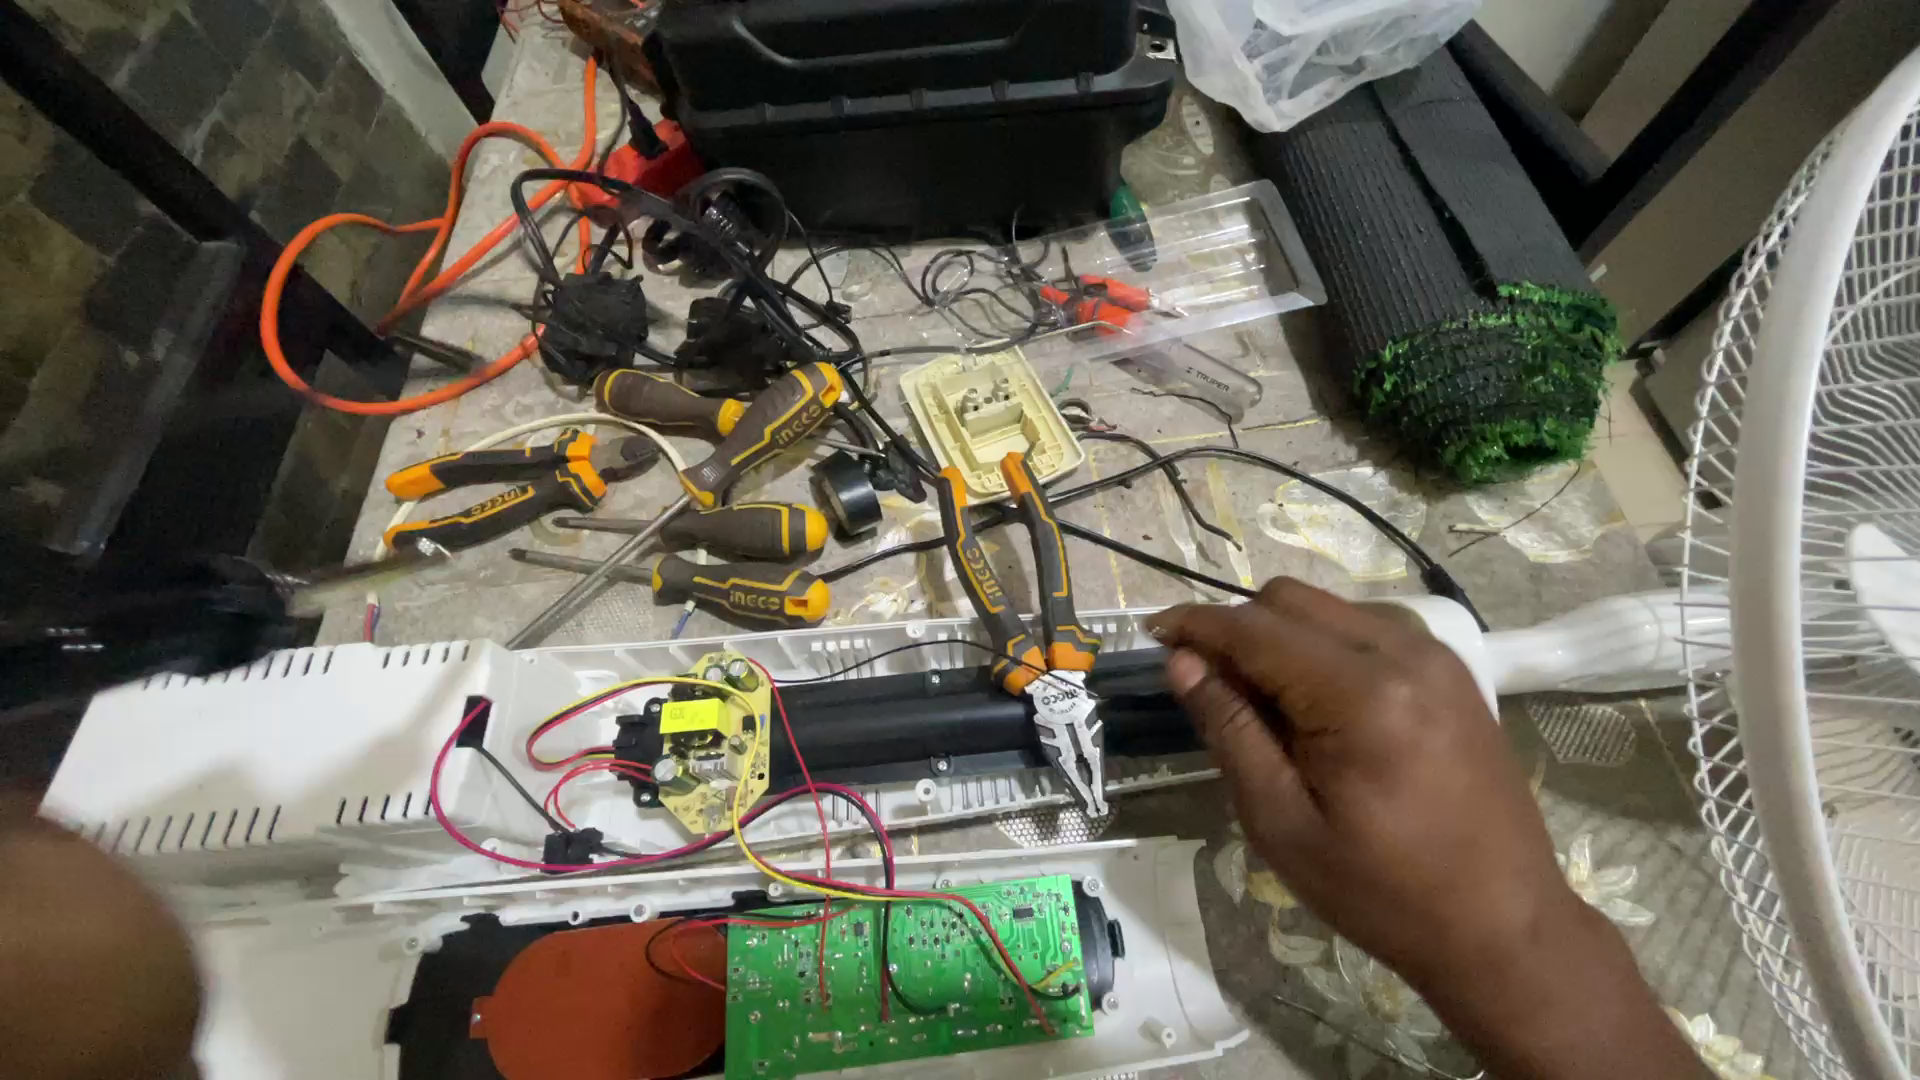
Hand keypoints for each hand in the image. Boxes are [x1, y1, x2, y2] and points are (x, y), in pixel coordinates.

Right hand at [1149, 580, 1708, 1079]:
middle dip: (1234, 626)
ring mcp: (1435, 657)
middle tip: (1206, 681)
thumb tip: (1181, 661)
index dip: (1195, 624)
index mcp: (1361, 695)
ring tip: (1259, 698)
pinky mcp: (1449, 670)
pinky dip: (1317, 643)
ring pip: (1324, 607)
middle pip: (1287, 600)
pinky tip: (1312, 699)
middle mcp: (1403, 654)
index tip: (1153, 632)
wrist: (1504, 929)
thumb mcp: (1279, 821)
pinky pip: (1361, 626)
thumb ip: (1228, 728)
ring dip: (1275, 633)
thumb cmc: (1380, 890)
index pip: (1254, 630)